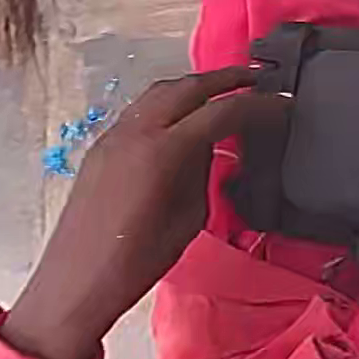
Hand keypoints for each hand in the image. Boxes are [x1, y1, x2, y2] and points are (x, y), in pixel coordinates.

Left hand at [0, 66, 284, 358]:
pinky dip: (170, 101)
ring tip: (223, 90)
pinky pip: (142, 108)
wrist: (76, 281)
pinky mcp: (102, 145)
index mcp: (163, 151)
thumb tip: (208, 146)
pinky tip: (184, 116)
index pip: (221, 112)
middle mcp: (137, 131)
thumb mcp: (189, 217)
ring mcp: (115, 134)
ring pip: (161, 91)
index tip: (282, 103)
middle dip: (226, 78)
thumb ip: (202, 172)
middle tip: (257, 77)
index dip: (257, 105)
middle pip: (188, 86)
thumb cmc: (139, 260)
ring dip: (195, 85)